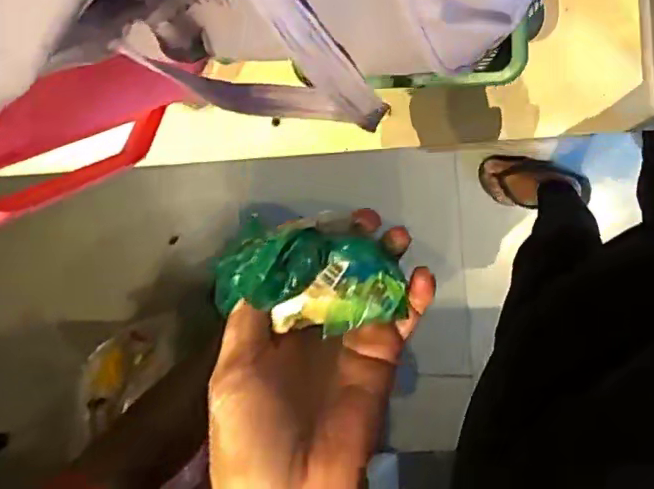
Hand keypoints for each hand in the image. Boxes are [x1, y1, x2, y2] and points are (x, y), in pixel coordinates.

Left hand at [207, 209, 436, 488]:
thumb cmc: (252, 432)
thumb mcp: (232, 374)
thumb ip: (248, 319)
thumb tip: (264, 266)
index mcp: (284, 327)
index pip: (304, 272)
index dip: (316, 244)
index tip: (327, 221)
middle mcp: (322, 324)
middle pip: (345, 271)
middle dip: (357, 242)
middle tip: (368, 222)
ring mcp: (356, 335)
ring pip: (378, 284)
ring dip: (390, 257)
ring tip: (398, 238)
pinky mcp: (385, 352)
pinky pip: (405, 315)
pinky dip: (417, 294)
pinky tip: (420, 278)